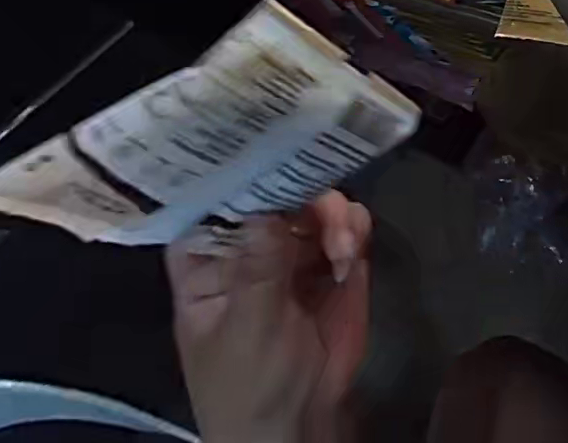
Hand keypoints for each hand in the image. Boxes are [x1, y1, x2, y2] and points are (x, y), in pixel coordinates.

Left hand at [166, 192, 372, 442]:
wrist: (305, 416)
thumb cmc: (250, 384)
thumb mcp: (247, 329)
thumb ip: (259, 268)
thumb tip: (267, 207)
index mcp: (211, 268)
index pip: (214, 210)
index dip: (234, 179)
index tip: (264, 151)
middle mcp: (254, 249)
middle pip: (279, 195)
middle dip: (304, 195)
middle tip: (323, 209)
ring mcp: (299, 252)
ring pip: (318, 204)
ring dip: (335, 216)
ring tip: (344, 248)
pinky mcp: (339, 257)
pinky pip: (351, 223)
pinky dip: (356, 229)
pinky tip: (352, 257)